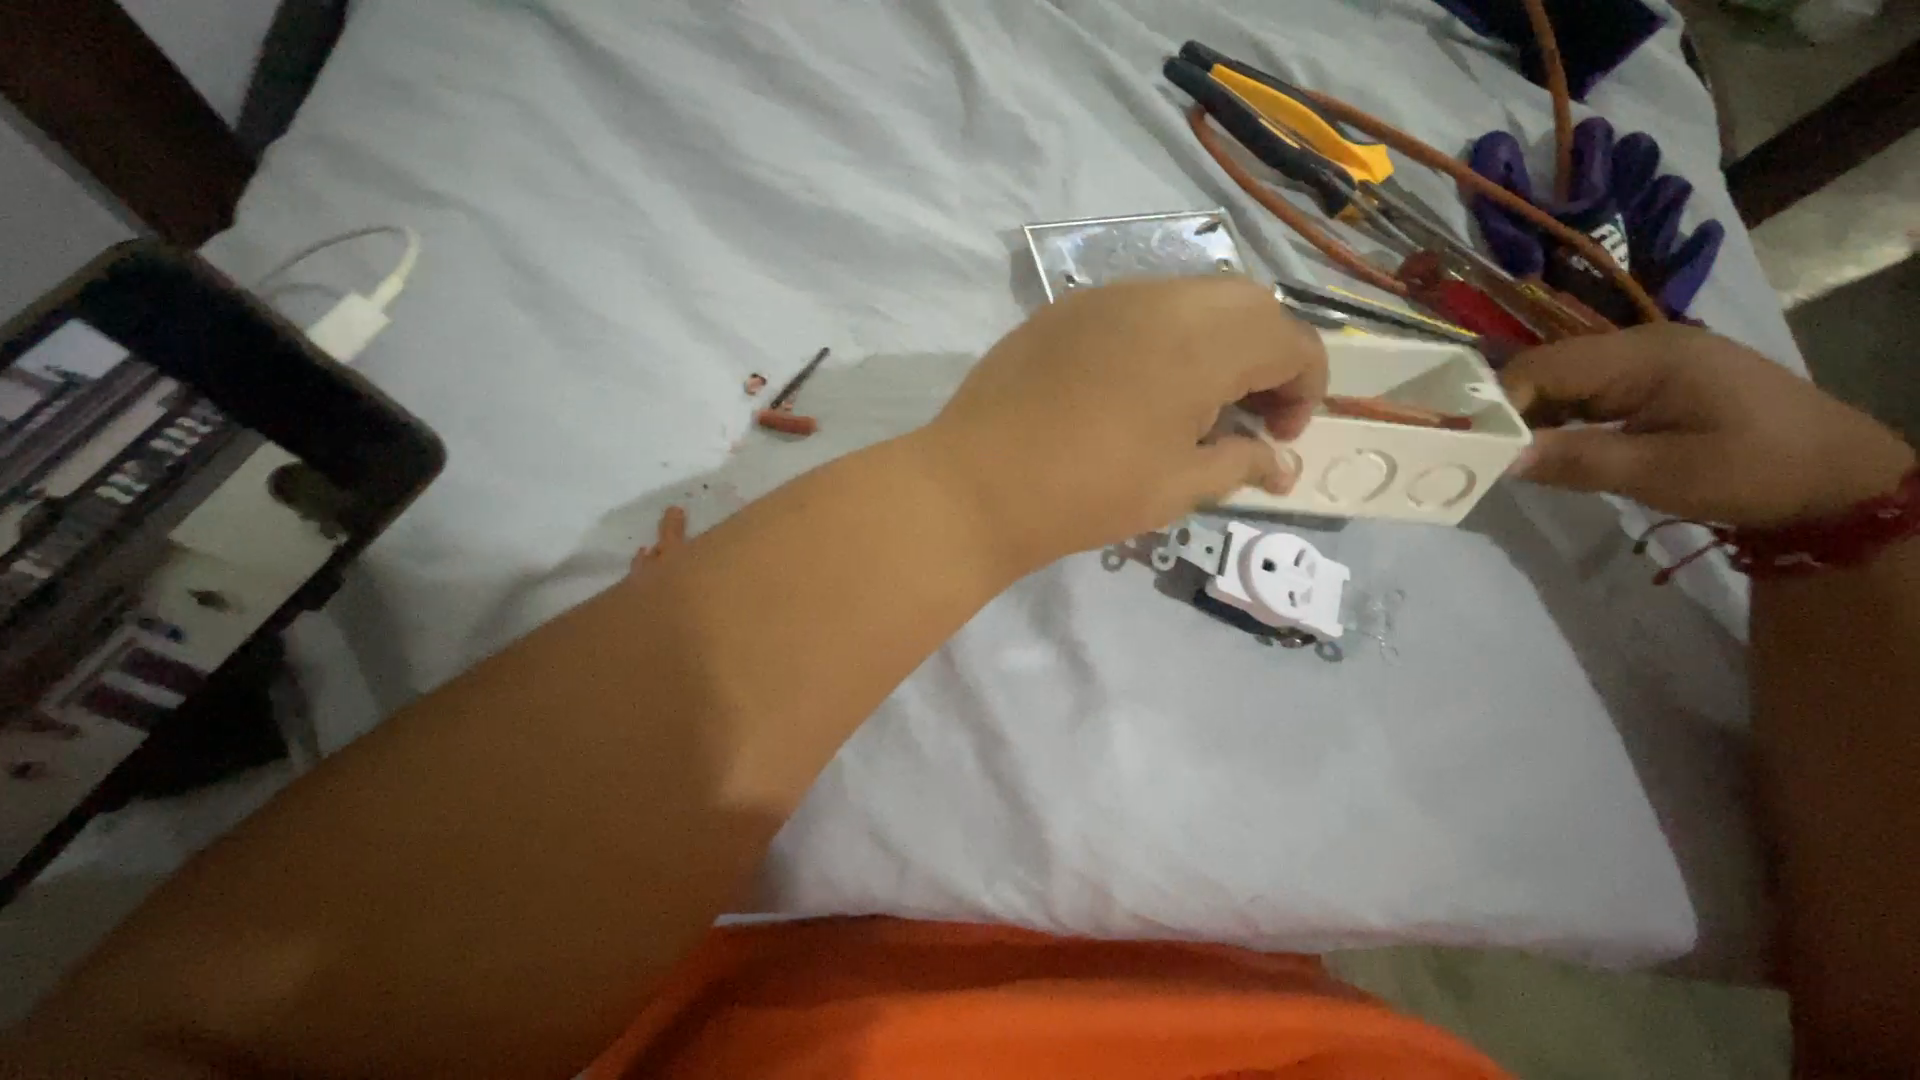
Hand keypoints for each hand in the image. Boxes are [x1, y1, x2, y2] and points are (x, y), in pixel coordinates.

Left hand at [918, 277, 1326, 566]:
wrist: (974, 485)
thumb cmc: (1085, 494)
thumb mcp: (1177, 488)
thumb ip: (1240, 463)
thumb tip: (1281, 464)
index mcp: (1202, 342)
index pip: (1290, 340)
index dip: (1305, 389)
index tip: (1279, 439)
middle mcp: (1161, 300)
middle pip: (1249, 306)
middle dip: (1266, 355)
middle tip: (1247, 416)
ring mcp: (1107, 296)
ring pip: (1193, 297)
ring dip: (1216, 340)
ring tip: (1194, 403)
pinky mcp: (1065, 309)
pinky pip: (1139, 305)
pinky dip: (1165, 335)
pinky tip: (1139, 387)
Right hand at [1501, 324, 1913, 525]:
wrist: (1844, 481)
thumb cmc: (1756, 471)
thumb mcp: (1662, 473)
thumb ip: (1576, 460)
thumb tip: (1498, 458)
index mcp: (1645, 356)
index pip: (1542, 366)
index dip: (1499, 403)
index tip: (1473, 446)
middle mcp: (1642, 346)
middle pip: (1547, 368)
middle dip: (1509, 410)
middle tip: (1481, 455)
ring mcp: (1650, 362)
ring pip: (1562, 381)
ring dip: (1532, 417)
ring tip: (1507, 457)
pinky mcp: (1655, 383)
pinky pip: (1586, 393)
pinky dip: (1559, 420)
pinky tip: (1549, 449)